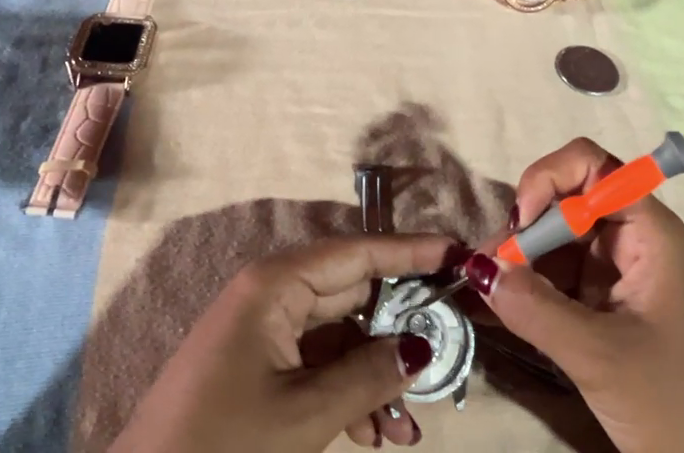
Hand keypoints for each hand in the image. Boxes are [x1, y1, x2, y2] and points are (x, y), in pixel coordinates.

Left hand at [110, 234, 454, 452]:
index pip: (358, 252)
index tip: (459, 252)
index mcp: (276, 283)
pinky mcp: (260, 362)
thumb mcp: (305, 414)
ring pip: (342, 335)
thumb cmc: (224, 442)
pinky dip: (349, 391)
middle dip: (400, 332)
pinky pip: (320, 362)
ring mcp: (265, 328)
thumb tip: (422, 345)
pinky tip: (375, 434)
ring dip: (377, 375)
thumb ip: (370, 375)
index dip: (411, 251)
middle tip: (446, 357)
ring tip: (405, 430)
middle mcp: (273, 292)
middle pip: (354, 294)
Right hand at [460, 139, 683, 452]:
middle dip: (524, 227)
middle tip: (486, 269)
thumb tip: (477, 268)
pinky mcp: (607, 309)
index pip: (592, 166)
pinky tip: (496, 308)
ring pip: (558, 243)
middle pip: (567, 202)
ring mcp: (619, 276)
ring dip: (519, 261)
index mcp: (648, 232)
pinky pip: (559, 281)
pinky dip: (527, 289)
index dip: (549, 178)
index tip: (520, 223)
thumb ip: (536, 309)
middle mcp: (632, 241)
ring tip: (483, 292)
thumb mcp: (601, 356)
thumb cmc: (677, 404)